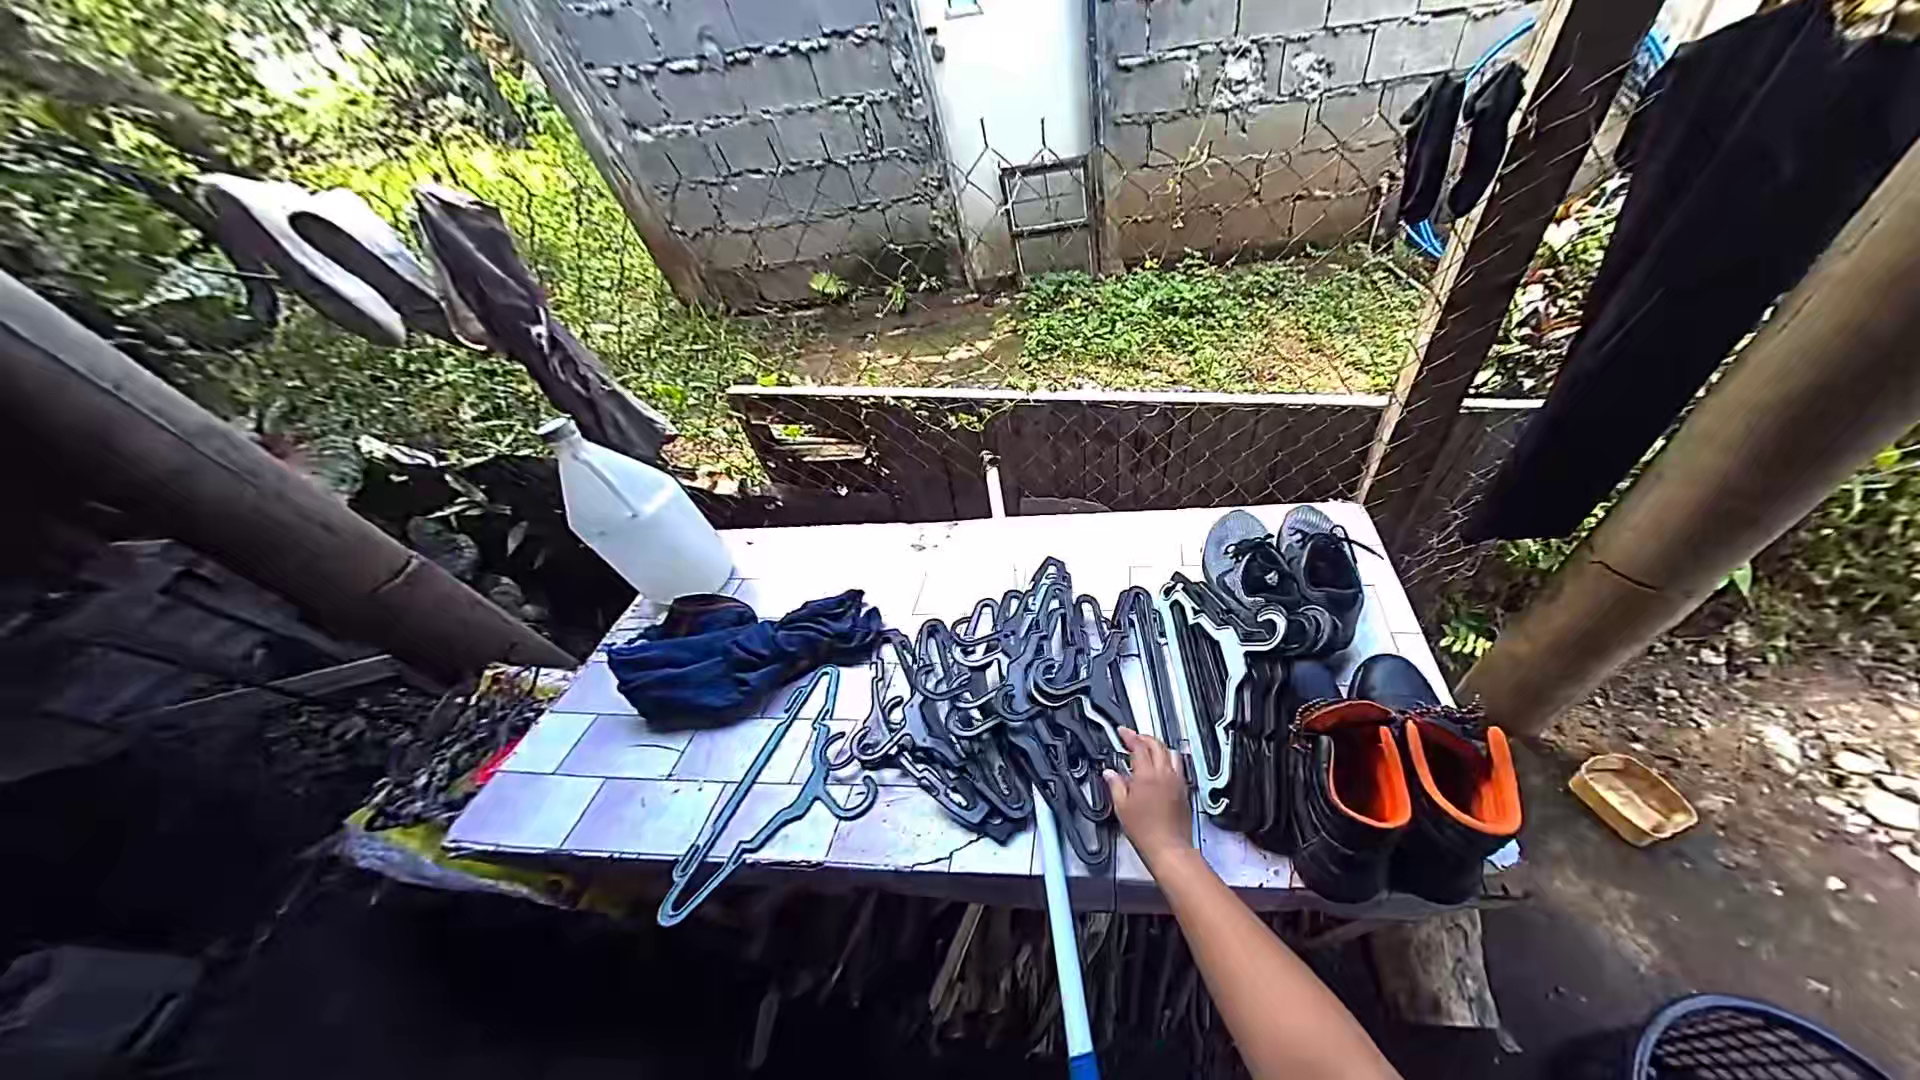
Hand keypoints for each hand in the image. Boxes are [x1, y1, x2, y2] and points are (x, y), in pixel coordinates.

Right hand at [1104, 728, 1192, 864]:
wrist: (1169, 849)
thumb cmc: (1146, 832)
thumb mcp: (1122, 807)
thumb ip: (1115, 785)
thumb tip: (1110, 774)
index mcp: (1147, 775)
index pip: (1139, 746)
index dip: (1129, 736)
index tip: (1122, 732)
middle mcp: (1164, 775)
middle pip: (1156, 745)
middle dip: (1144, 737)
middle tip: (1133, 737)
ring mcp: (1177, 782)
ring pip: (1171, 753)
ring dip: (1158, 746)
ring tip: (1148, 749)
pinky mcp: (1184, 791)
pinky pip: (1178, 767)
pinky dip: (1169, 760)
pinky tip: (1161, 767)